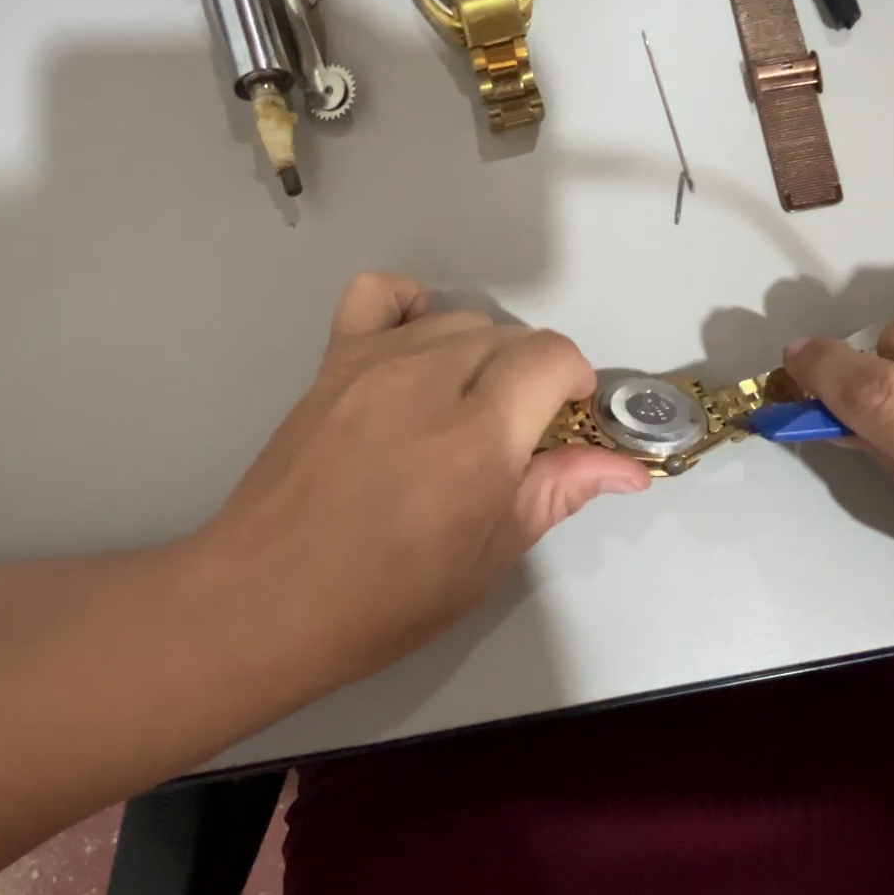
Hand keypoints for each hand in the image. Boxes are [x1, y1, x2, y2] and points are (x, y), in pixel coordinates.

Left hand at [202, 273, 650, 687]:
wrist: (265, 597)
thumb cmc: (384, 600)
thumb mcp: (487, 558)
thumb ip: (556, 492)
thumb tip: (628, 469)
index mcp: (475, 439)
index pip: (551, 356)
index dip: (574, 380)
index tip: (566, 420)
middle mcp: (427, 382)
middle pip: (508, 336)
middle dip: (531, 376)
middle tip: (515, 433)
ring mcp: (372, 364)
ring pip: (456, 319)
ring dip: (481, 353)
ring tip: (466, 406)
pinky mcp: (332, 362)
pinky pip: (378, 294)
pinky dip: (411, 306)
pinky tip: (416, 349)